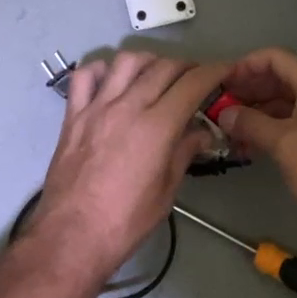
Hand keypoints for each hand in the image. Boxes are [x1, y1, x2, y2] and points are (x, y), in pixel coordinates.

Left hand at [31, 51, 228, 276]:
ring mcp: (96, 107)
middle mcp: (127, 106)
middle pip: (162, 67)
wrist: (72, 236)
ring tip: (156, 73)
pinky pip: (85, 76)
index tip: (224, 69)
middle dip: (186, 66)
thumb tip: (201, 131)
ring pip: (125, 61)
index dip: (213, 72)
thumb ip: (184, 152)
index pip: (191, 84)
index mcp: (156, 127)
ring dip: (148, 61)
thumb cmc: (125, 222)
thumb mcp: (167, 191)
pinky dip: (102, 69)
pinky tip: (112, 80)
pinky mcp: (73, 115)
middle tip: (195, 77)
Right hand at [217, 48, 296, 239]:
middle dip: (249, 88)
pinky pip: (294, 121)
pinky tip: (251, 142)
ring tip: (230, 125)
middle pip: (281, 77)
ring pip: (286, 101)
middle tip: (220, 103)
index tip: (222, 81)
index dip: (246, 64)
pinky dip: (272, 126)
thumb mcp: (282, 143)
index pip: (276, 57)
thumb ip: (250, 123)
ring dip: (258, 110)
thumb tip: (224, 114)